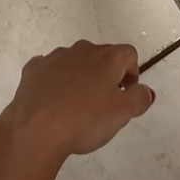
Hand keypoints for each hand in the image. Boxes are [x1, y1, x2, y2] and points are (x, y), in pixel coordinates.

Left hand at [0, 41, 154, 161]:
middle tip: (103, 105)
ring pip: (75, 62)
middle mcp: (82, 50)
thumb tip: (146, 90)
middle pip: (101, 57)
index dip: (131, 74)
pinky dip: (54, 81)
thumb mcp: (122, 114)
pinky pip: (49, 70)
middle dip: (105, 76)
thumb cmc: (85, 119)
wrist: (36, 128)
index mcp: (106, 57)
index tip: (125, 96)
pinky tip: (52, 102)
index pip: (129, 54)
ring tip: (76, 107)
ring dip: (80, 78)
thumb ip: (139, 99)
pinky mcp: (33, 70)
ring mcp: (55, 57)